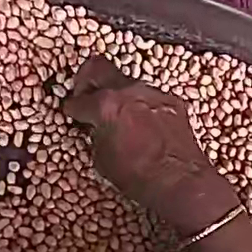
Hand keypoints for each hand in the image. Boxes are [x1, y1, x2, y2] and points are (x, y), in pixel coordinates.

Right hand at [63, 56, 239, 235]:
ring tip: (117, 115)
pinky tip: (143, 125)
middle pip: (98, 68)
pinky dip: (142, 107)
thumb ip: (96, 136)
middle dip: (86, 80)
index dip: (71, 108)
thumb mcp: (103, 160)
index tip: (71, 112)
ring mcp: (153, 94)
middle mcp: (129, 91)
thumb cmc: (139, 177)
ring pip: (128, 83)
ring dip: (118, 95)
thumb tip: (98, 130)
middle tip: (84, 95)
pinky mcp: (173, 103)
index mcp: (105, 105)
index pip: (78, 101)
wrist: (181, 182)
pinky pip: (151, 98)